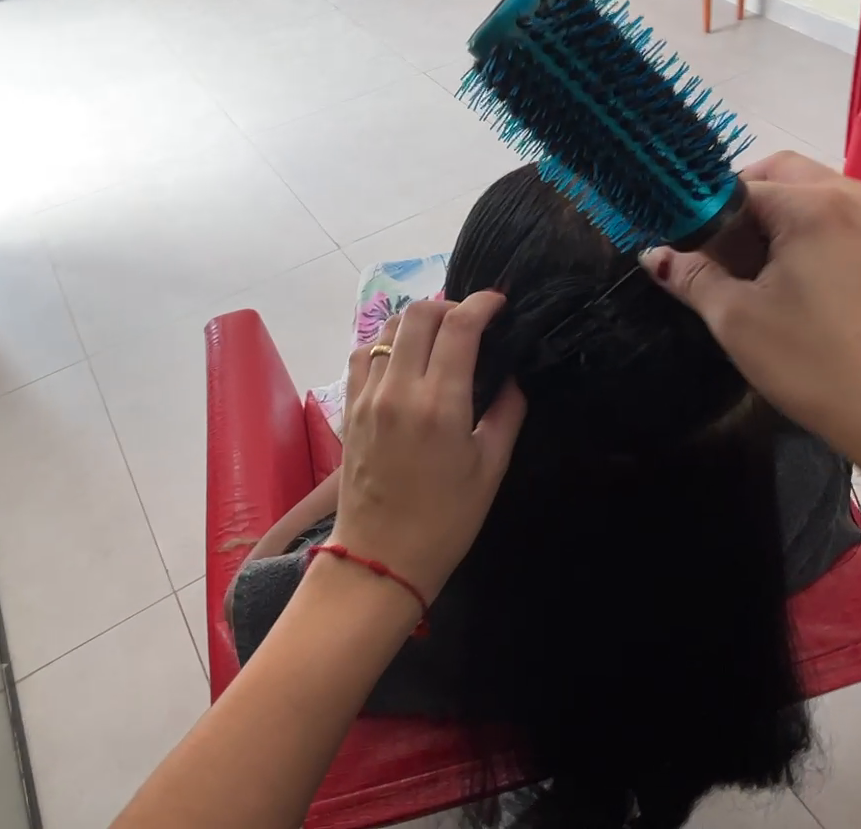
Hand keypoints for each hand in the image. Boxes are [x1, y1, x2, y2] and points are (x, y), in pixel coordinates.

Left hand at [331, 295, 526, 600]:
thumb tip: (512, 377)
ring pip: (387, 328)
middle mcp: (398, 389)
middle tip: (471, 321)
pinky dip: (385, 342)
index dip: (483, 303)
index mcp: (440, 404)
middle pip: (419, 314)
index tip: (499, 302)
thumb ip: (507, 414)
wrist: (380, 558)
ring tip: (438, 336)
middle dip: (450, 304)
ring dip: (416, 321)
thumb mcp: (490, 468)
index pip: (459, 326)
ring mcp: (367, 396)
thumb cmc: (446, 520)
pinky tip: (401, 358)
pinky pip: (362, 354)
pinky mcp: (348, 407)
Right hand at [643, 152, 860, 472]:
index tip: (685, 249)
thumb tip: (653, 255)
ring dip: (777, 221)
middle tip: (716, 255)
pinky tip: (799, 286)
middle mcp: (859, 196)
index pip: (739, 185)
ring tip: (755, 274)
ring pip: (816, 197)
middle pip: (783, 175)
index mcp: (815, 204)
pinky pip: (844, 222)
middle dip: (741, 206)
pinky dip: (811, 236)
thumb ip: (691, 277)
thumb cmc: (818, 366)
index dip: (703, 214)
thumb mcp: (737, 321)